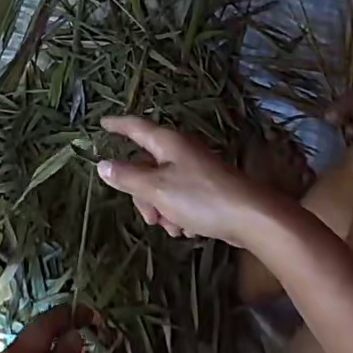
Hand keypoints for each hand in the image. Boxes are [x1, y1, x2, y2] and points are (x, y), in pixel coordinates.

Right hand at [96, 116, 277, 247]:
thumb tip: (102, 164)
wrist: (251, 217)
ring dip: (161, 209)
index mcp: (166, 142)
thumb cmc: (200, 197)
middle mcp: (180, 150)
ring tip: (174, 227)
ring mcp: (195, 168)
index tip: (102, 123)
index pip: (135, 127)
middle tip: (150, 217)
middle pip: (146, 166)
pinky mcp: (207, 188)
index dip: (117, 125)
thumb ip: (127, 177)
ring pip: (162, 186)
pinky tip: (188, 229)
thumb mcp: (156, 189)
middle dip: (142, 194)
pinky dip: (179, 213)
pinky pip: (180, 198)